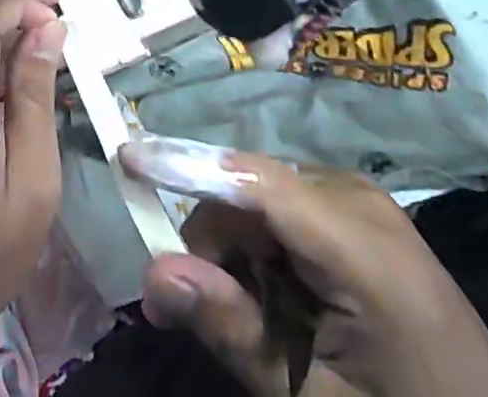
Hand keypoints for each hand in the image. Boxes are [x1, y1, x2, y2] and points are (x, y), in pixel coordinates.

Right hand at [121, 139, 487, 396]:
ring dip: (234, 248)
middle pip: (246, 191)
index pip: (259, 185)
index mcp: (362, 250)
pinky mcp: (350, 200)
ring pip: (255, 195)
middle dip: (211, 244)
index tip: (125, 157)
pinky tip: (280, 292)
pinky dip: (258, 243)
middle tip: (204, 313)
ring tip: (257, 315)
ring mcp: (355, 193)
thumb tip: (154, 270)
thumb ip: (232, 329)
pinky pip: (277, 203)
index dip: (189, 164)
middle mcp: (355, 198)